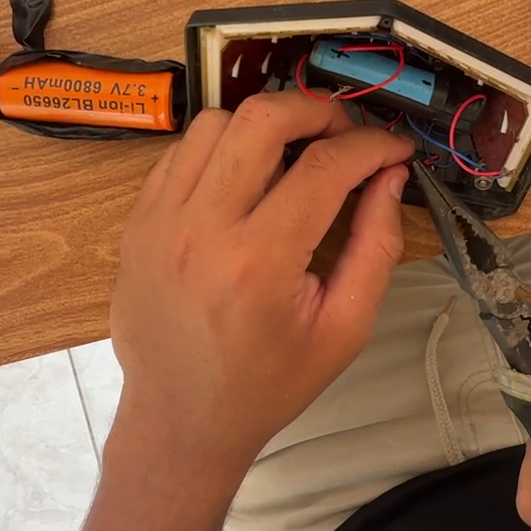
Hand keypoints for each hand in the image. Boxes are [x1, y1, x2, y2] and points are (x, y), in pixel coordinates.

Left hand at [106, 90, 415, 478]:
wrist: (180, 421)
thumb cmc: (269, 383)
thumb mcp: (345, 327)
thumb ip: (377, 246)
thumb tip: (390, 176)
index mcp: (260, 263)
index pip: (325, 166)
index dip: (371, 145)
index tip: (393, 149)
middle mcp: (201, 229)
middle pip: (261, 118)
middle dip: (318, 109)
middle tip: (345, 134)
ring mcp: (159, 220)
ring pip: (215, 122)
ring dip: (264, 124)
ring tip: (293, 154)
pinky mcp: (137, 220)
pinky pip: (181, 151)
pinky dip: (221, 146)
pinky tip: (245, 174)